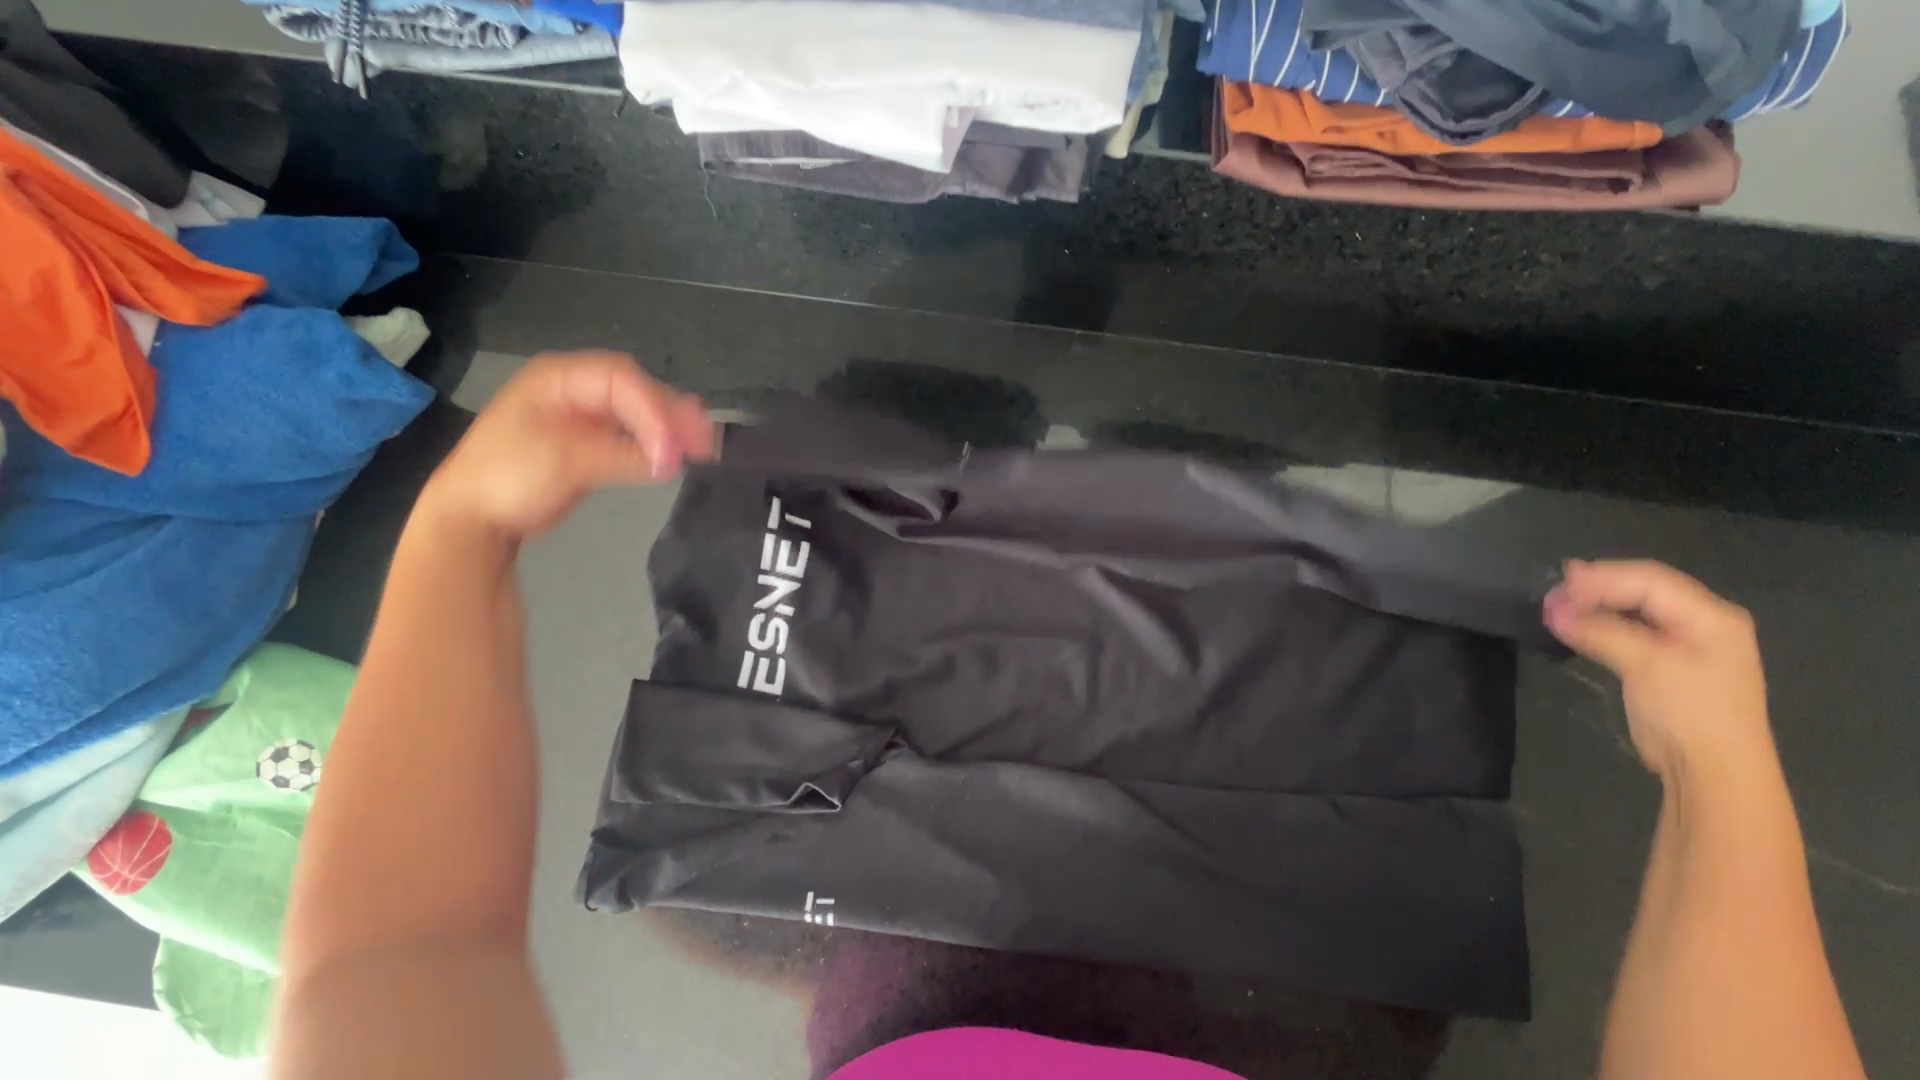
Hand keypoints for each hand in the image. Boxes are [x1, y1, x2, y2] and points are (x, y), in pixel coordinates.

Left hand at [419, 351, 715, 541]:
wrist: (470, 517)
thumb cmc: (508, 478)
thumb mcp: (566, 462)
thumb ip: (623, 455)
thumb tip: (673, 461)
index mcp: (559, 377)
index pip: (622, 380)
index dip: (653, 410)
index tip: (672, 448)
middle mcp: (574, 388)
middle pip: (635, 391)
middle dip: (671, 415)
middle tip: (707, 440)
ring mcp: (581, 414)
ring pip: (637, 412)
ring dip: (669, 428)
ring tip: (704, 447)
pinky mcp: (588, 441)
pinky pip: (630, 434)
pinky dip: (655, 443)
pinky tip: (677, 454)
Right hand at [1544, 560, 1772, 782]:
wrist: (1714, 771)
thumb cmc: (1691, 713)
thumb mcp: (1647, 666)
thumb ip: (1601, 632)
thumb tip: (1554, 611)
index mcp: (1712, 616)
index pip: (1651, 581)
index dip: (1603, 578)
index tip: (1559, 585)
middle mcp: (1703, 622)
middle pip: (1644, 590)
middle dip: (1597, 589)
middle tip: (1553, 594)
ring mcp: (1687, 643)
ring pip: (1636, 610)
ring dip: (1596, 606)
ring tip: (1558, 607)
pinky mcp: (1667, 664)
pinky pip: (1632, 630)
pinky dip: (1603, 625)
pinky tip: (1579, 625)